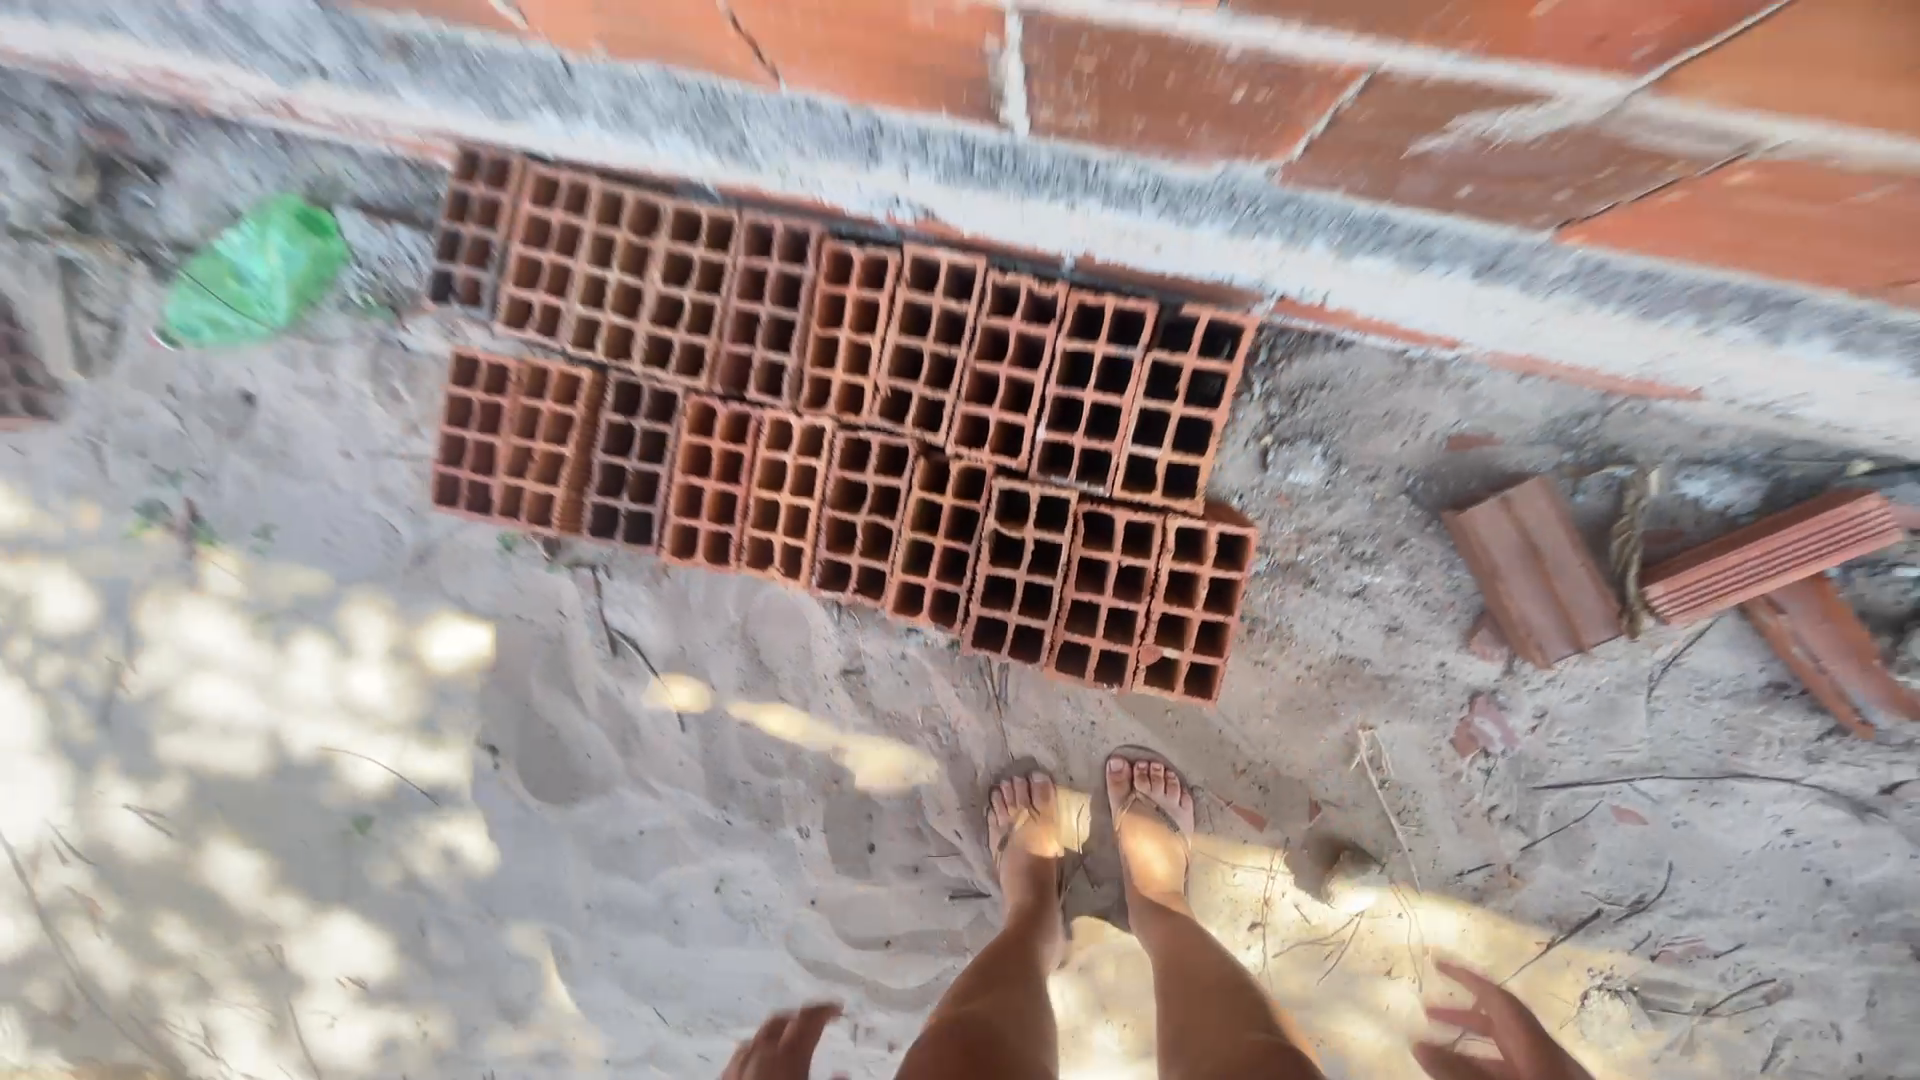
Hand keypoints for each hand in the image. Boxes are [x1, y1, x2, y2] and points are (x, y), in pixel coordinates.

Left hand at [720, 1003, 844, 1079]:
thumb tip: (843, 1074)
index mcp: (788, 1054)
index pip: (808, 1019)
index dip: (824, 1010)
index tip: (838, 1009)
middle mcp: (761, 1053)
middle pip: (779, 1021)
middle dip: (798, 1017)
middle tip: (814, 1021)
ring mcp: (736, 1068)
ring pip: (755, 1038)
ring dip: (773, 1034)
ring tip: (786, 1041)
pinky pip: (737, 1059)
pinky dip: (751, 1053)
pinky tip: (756, 1065)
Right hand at [1415, 959, 1594, 1079]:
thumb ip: (1460, 1072)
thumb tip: (1417, 1044)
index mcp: (1539, 1048)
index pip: (1499, 1000)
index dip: (1468, 978)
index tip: (1437, 963)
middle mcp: (1549, 1057)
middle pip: (1503, 1024)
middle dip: (1464, 1016)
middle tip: (1428, 1012)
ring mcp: (1554, 1076)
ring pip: (1509, 1052)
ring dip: (1473, 1047)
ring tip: (1439, 1051)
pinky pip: (1517, 1070)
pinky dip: (1489, 1067)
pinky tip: (1468, 1076)